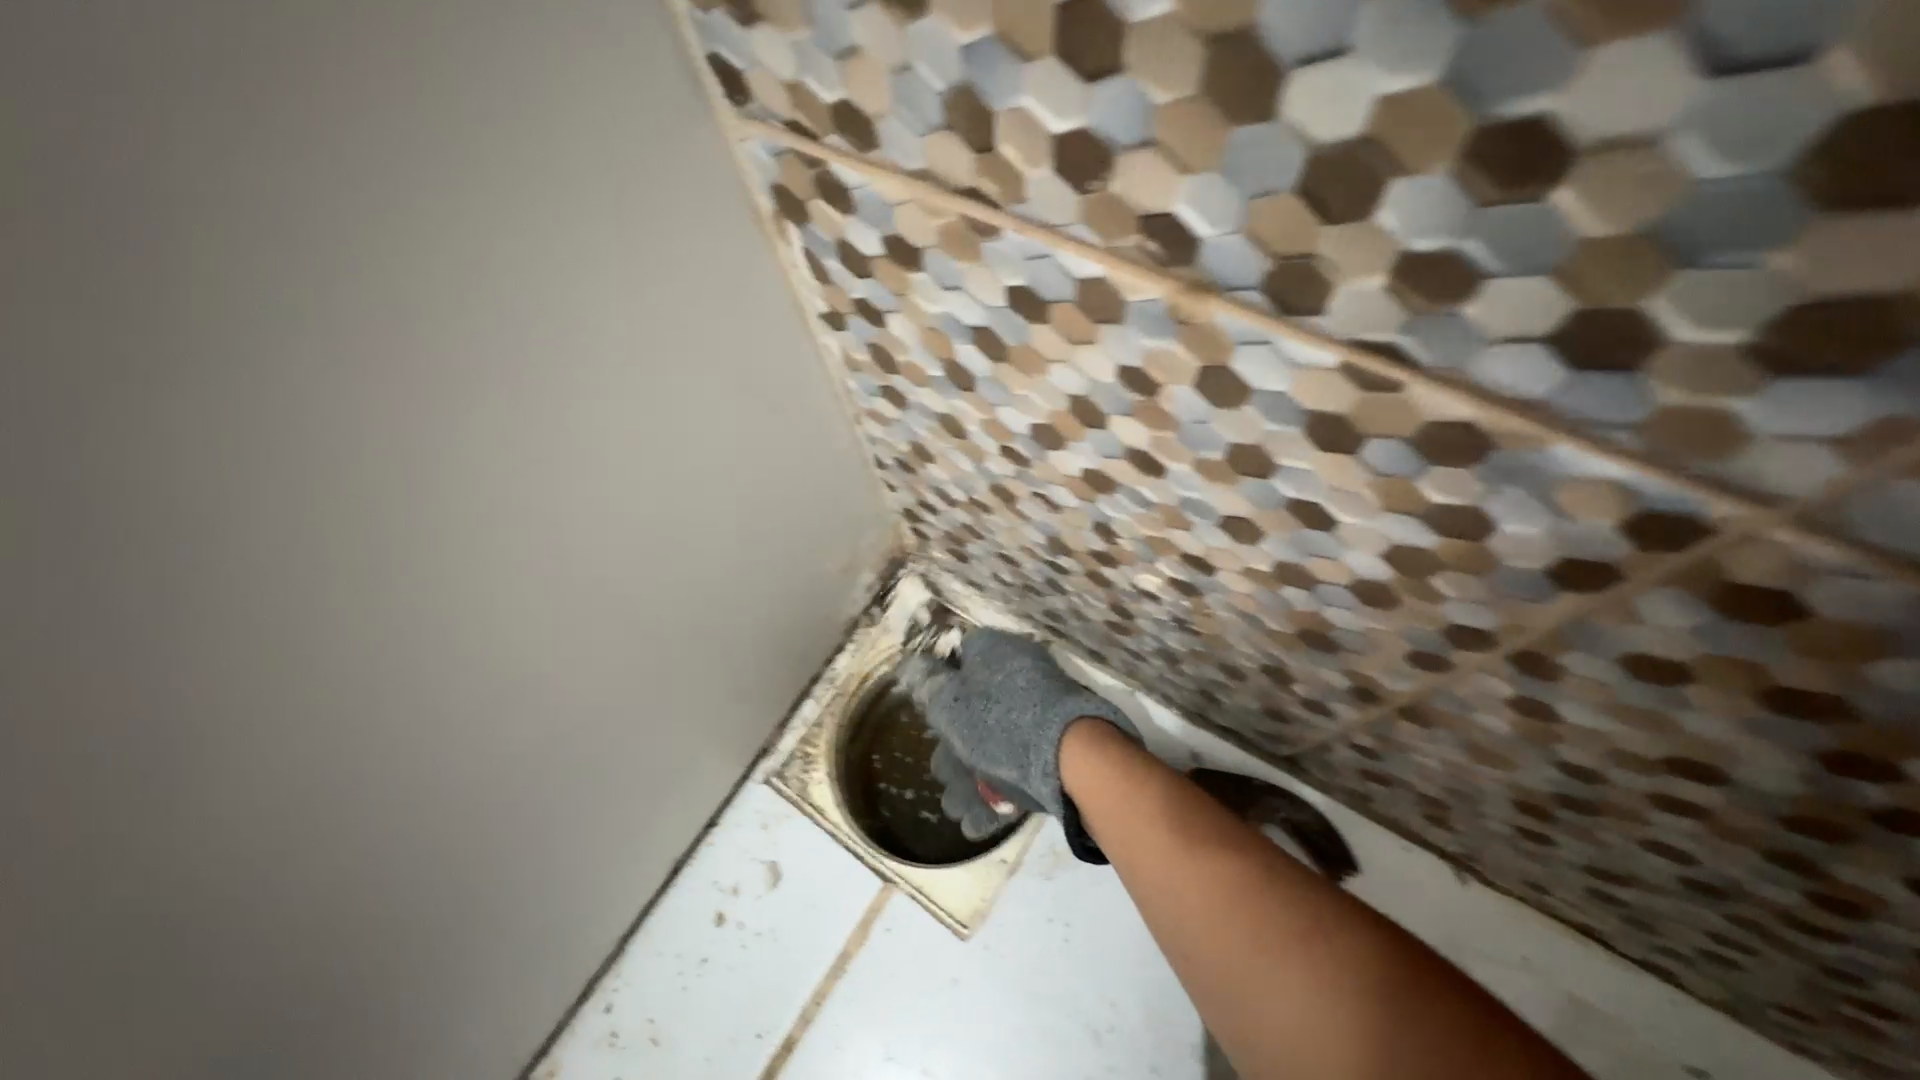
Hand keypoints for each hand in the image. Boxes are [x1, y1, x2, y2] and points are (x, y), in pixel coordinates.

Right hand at [897, 628, 1136, 838]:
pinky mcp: (1047, 751)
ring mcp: (1035, 715)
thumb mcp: (949, 701)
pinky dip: (994, 797)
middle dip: (953, 747)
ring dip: (969, 780)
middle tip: (945, 769)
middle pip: (972, 708)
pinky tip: (975, 824)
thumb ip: (926, 684)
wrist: (1067, 758)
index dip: (940, 683)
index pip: (961, 656)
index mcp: (995, 652)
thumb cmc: (998, 720)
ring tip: (956, 807)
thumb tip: (912, 665)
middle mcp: (1016, 677)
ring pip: (990, 746)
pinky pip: (1013, 769)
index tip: (930, 712)